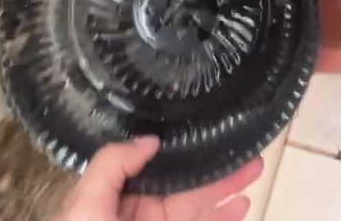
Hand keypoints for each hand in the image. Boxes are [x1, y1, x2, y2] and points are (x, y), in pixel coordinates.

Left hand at [55, 137, 263, 220]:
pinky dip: (224, 219)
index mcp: (119, 202)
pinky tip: (243, 208)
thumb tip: (151, 139)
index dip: (184, 149)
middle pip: (187, 186)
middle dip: (217, 168)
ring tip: (255, 172)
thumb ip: (112, 166)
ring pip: (202, 209)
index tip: (212, 128)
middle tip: (249, 149)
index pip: (156, 168)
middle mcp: (145, 218)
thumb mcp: (84, 208)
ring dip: (228, 193)